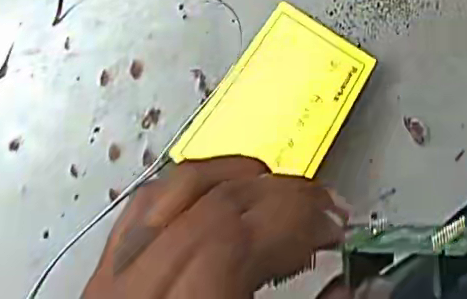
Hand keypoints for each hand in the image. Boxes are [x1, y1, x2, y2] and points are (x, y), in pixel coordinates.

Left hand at [83, 157, 348, 298]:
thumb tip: (366, 287)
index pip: (230, 242)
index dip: (295, 218)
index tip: (340, 225)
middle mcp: (130, 297)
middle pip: (210, 209)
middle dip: (284, 198)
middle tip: (330, 212)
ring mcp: (106, 286)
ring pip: (174, 192)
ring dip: (240, 180)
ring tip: (284, 195)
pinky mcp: (99, 282)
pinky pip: (144, 209)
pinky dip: (192, 189)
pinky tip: (224, 196)